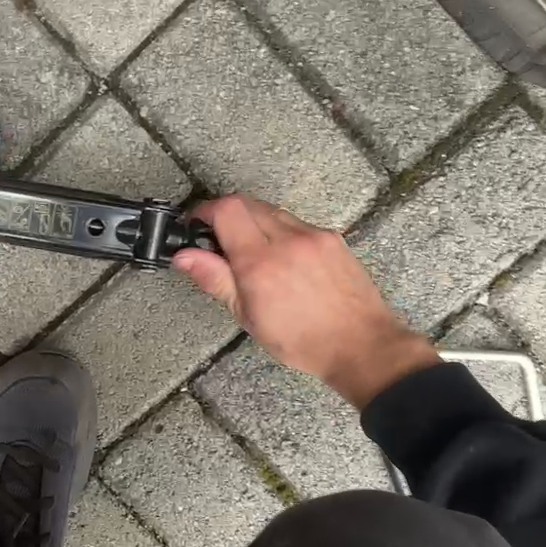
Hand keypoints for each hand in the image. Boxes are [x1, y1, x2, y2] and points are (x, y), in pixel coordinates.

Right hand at [174, 195, 439, 407]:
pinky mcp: (332, 237)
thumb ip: (215, 278)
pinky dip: (278, 231)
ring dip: (252, 221)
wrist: (361, 344)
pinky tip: (280, 258)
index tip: (195, 224)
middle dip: (225, 213)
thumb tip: (184, 256)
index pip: (227, 209)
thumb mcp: (248, 315)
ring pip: (271, 210)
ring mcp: (313, 235)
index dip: (204, 211)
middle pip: (246, 202)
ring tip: (250, 252)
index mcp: (261, 262)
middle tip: (217, 239)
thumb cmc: (302, 340)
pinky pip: (295, 222)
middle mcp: (288, 239)